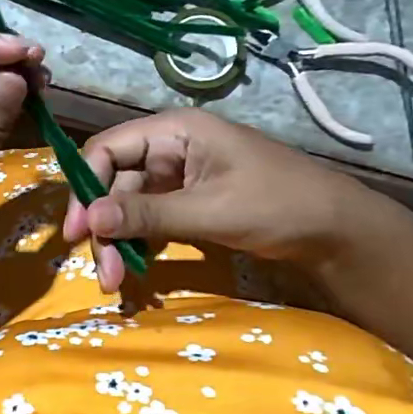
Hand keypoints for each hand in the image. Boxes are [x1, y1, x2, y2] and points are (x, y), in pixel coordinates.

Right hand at [61, 108, 412, 291]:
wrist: (335, 229)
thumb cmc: (278, 204)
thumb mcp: (210, 210)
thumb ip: (147, 214)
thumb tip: (88, 219)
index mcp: (175, 131)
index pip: (108, 149)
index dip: (85, 186)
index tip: (77, 232)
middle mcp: (171, 149)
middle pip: (114, 182)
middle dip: (104, 226)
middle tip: (104, 273)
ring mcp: (179, 177)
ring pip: (129, 206)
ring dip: (119, 241)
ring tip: (117, 281)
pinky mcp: (188, 202)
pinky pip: (150, 220)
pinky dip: (139, 244)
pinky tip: (134, 269)